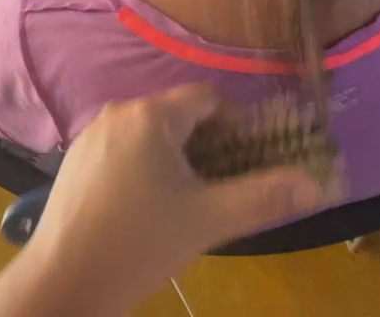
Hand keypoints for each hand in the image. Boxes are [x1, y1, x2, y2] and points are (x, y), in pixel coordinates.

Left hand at [0, 85, 324, 315]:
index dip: (233, 125)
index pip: (206, 98)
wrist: (64, 280)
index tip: (244, 160)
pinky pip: (122, 147)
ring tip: (183, 200)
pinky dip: (141, 164)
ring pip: (148, 132)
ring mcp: (92, 133)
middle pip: (177, 114)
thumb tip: (314, 182)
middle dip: (204, 143)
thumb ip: (262, 197)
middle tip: (218, 187)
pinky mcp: (75, 157)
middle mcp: (120, 111)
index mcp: (152, 115)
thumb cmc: (140, 243)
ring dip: (173, 155)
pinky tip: (143, 207)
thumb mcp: (208, 221)